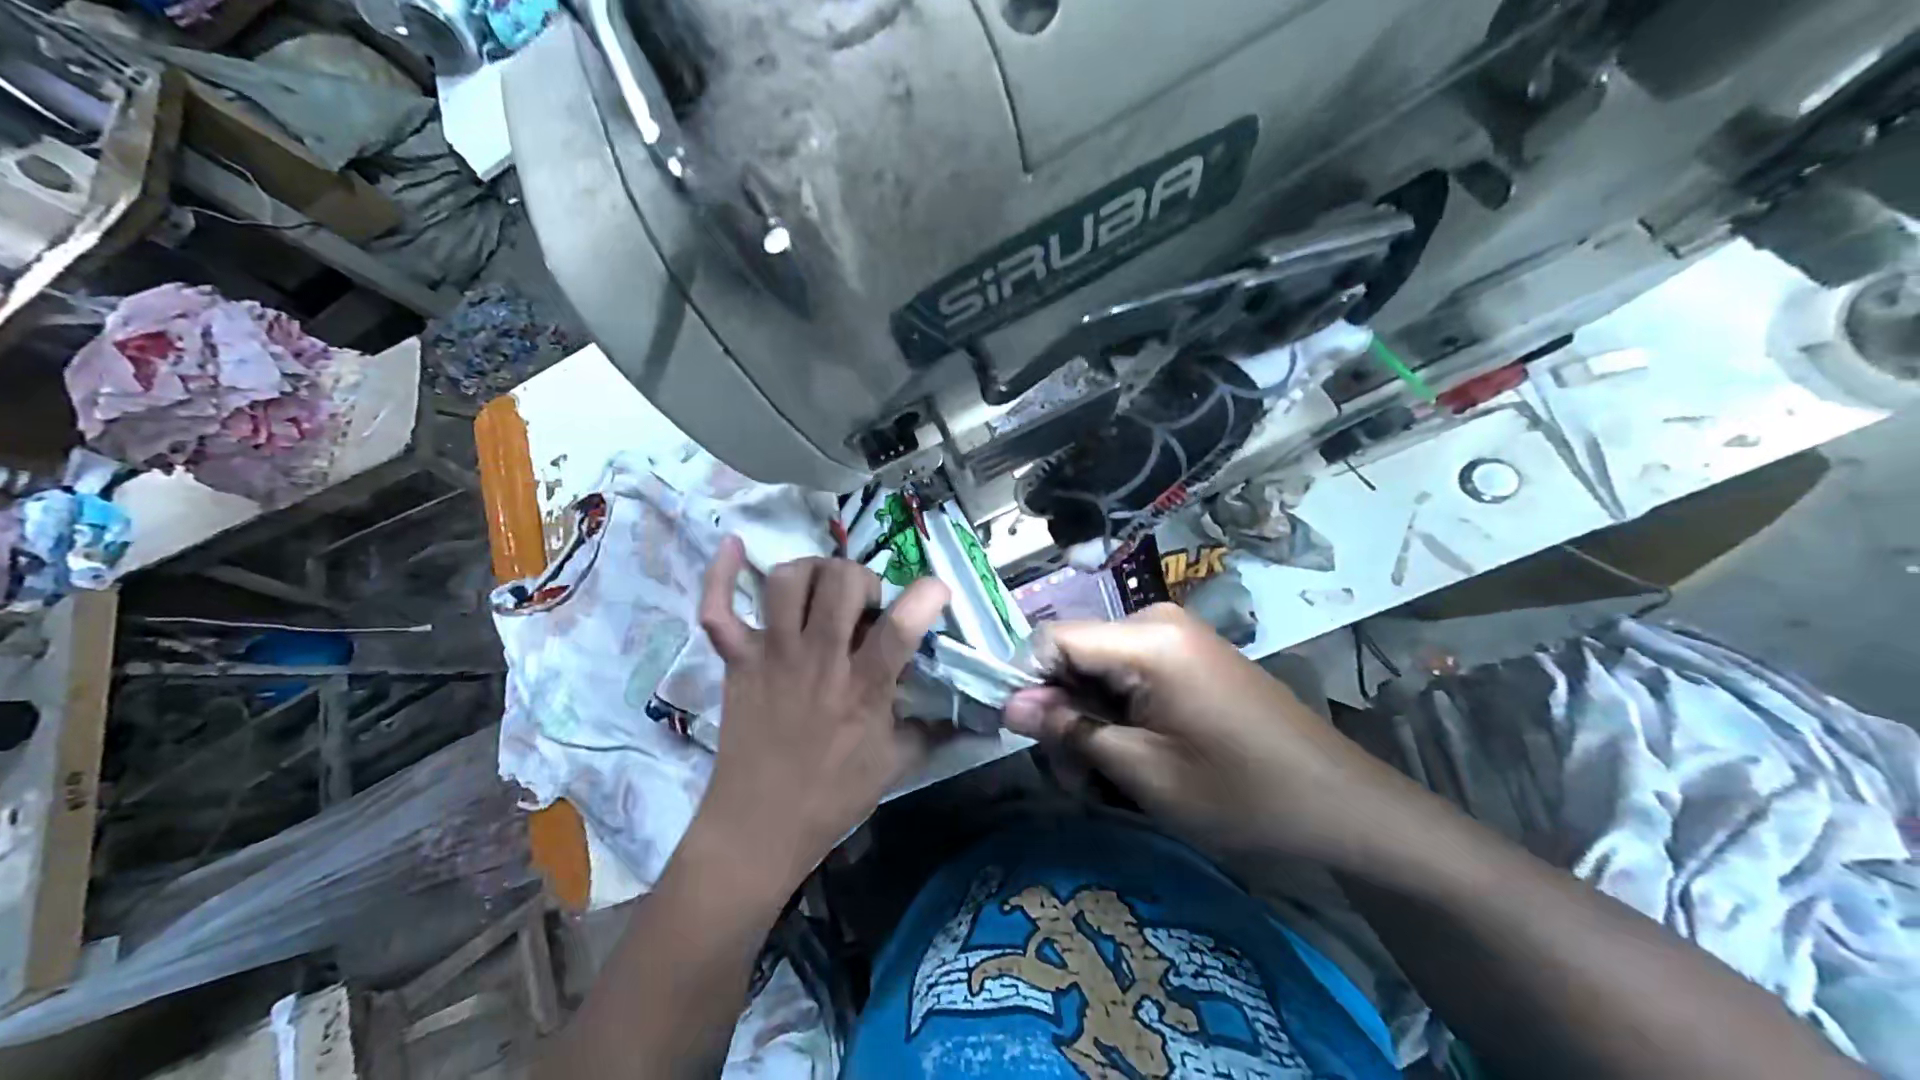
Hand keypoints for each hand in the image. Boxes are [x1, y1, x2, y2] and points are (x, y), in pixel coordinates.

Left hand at [690, 537, 948, 896]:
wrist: (756, 829)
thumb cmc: (830, 799)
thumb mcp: (895, 766)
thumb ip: (932, 731)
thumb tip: (970, 716)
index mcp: (863, 689)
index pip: (901, 627)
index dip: (926, 595)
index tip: (935, 591)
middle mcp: (818, 661)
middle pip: (841, 583)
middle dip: (863, 578)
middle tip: (865, 603)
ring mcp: (772, 656)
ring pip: (786, 581)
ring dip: (812, 569)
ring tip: (821, 587)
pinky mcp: (737, 662)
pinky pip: (718, 609)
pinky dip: (720, 573)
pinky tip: (734, 545)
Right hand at [1004, 604, 1426, 868]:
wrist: (1341, 802)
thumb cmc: (1242, 792)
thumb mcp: (1143, 771)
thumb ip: (1071, 730)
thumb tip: (1007, 704)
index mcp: (1146, 638)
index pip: (1050, 638)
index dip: (1027, 684)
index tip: (1026, 738)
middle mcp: (1155, 621)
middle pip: (1073, 656)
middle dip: (1063, 716)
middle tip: (1076, 781)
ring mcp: (1174, 637)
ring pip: (1096, 671)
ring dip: (1089, 724)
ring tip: (1107, 782)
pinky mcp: (1187, 657)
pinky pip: (1127, 676)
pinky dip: (1117, 717)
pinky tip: (1133, 759)